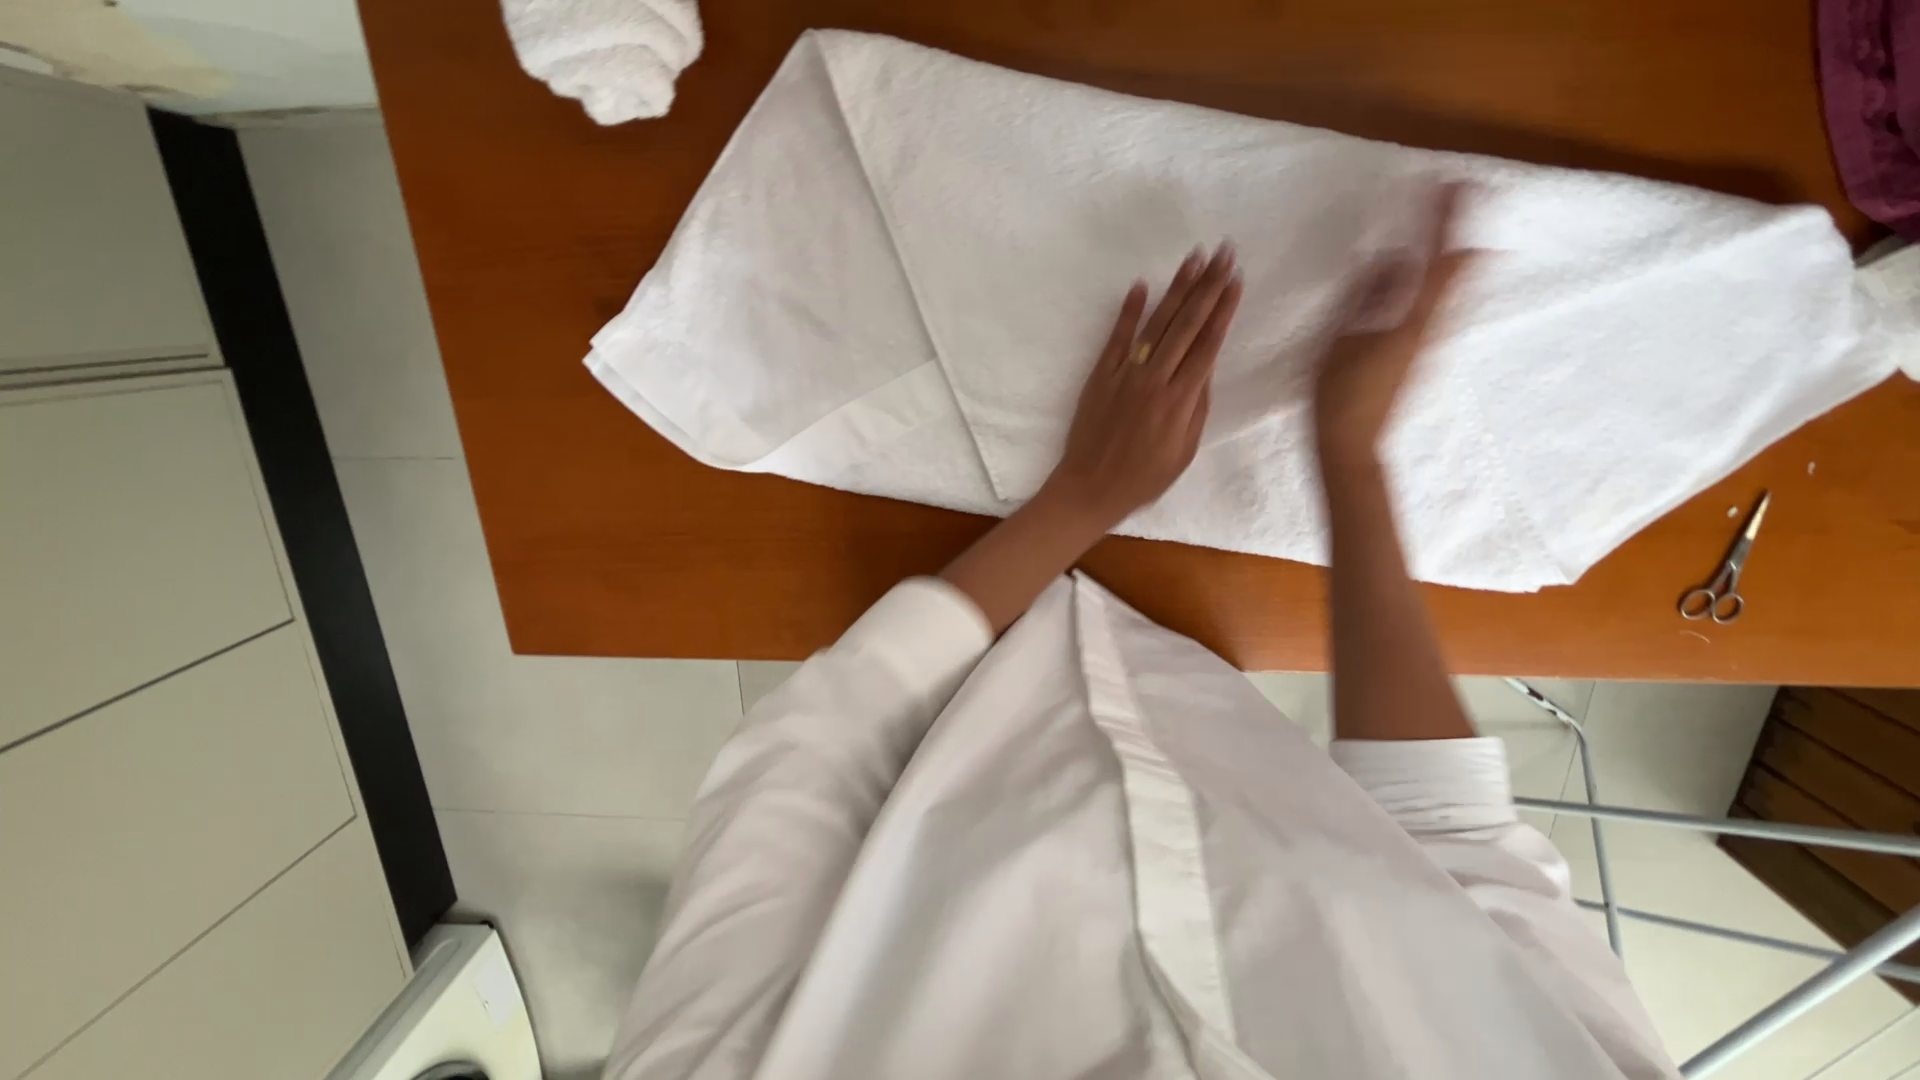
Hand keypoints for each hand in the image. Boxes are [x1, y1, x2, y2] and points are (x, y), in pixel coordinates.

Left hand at [1040, 243, 1243, 530]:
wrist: (1091, 487)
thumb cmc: (1144, 477)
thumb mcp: (1184, 449)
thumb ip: (1197, 405)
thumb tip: (1207, 366)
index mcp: (1180, 399)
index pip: (1208, 343)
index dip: (1224, 308)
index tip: (1236, 278)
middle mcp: (1154, 379)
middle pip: (1186, 324)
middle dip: (1208, 285)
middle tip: (1223, 252)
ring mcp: (1125, 375)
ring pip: (1155, 324)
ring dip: (1176, 289)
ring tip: (1193, 259)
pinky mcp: (1100, 376)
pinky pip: (1117, 338)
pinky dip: (1128, 311)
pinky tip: (1141, 285)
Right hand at [1313, 184, 1473, 464]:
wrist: (1352, 445)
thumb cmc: (1338, 396)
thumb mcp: (1340, 341)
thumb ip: (1366, 297)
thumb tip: (1391, 256)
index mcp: (1410, 320)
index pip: (1439, 258)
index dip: (1448, 218)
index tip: (1452, 181)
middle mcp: (1432, 326)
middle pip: (1463, 268)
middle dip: (1463, 226)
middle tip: (1464, 189)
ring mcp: (1431, 341)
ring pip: (1459, 285)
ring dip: (1457, 248)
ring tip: (1455, 219)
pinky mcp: (1422, 352)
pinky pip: (1446, 302)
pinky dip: (1447, 274)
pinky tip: (1435, 270)